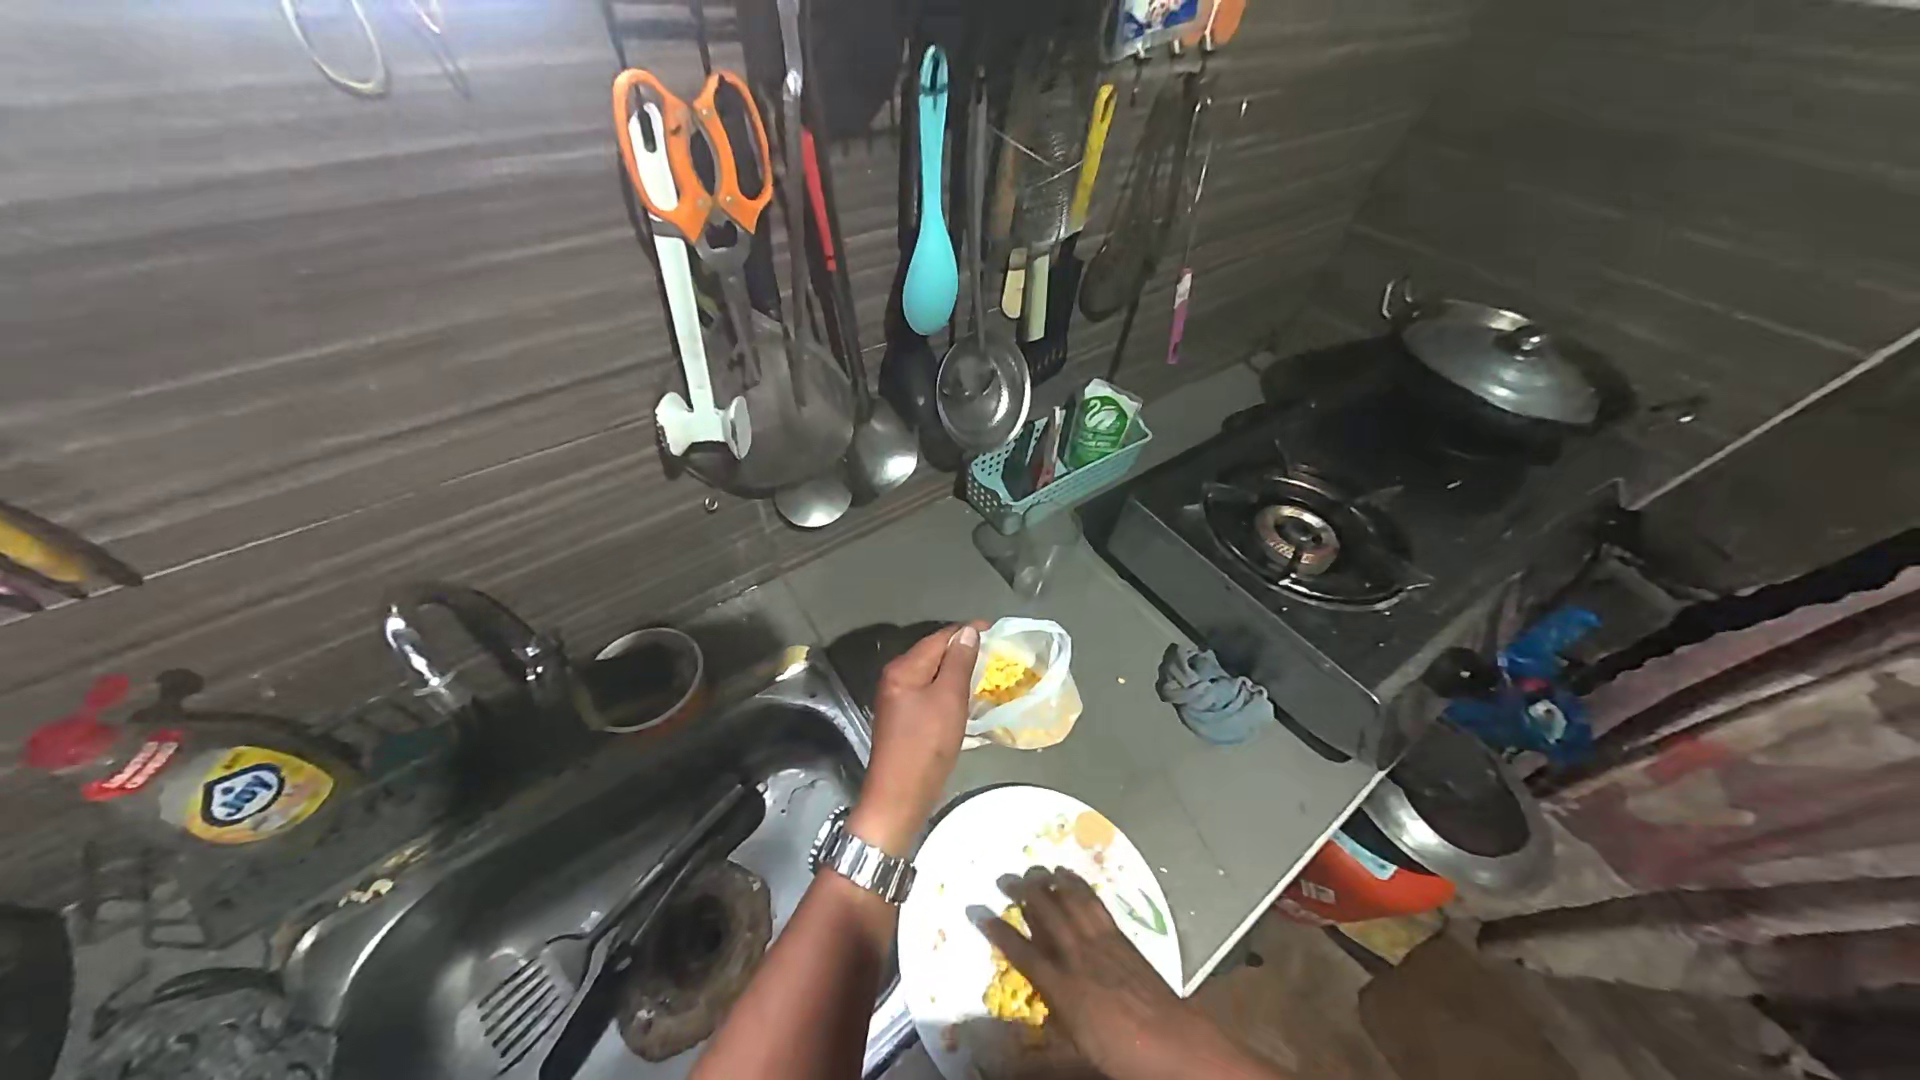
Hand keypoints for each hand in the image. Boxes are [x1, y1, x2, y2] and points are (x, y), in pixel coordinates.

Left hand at [848, 622, 984, 853]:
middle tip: (995, 650)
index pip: (939, 638)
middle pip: (933, 652)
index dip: (966, 631)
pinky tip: (966, 694)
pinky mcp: (904, 716)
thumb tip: (967, 632)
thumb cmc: (926, 743)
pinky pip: (930, 690)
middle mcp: (896, 677)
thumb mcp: (948, 698)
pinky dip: (949, 687)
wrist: (900, 794)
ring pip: (932, 672)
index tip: (995, 630)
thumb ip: (958, 662)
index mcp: (904, 668)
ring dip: (957, 668)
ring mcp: (898, 698)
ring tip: (986, 669)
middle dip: (962, 648)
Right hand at [980, 867, 1226, 1079]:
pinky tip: (1071, 877)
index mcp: (1062, 987)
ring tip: (1036, 868)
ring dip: (1051, 882)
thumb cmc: (1121, 1054)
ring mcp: (1100, 941)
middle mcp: (1076, 956)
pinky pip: (1094, 903)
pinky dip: (1079, 886)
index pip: (1022, 952)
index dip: (999, 932)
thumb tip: (1007, 1055)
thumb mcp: (1076, 1051)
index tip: (981, 913)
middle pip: (1045, 913)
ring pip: (1070, 901)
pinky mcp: (1119, 936)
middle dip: (1023, 893)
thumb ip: (1042, 1044)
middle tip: (1006, 878)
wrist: (1173, 1042)